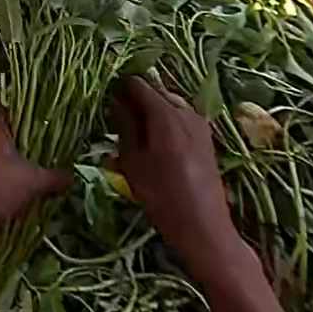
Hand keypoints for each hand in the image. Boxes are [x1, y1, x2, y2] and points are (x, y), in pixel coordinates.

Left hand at [0, 111, 68, 238]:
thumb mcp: (32, 181)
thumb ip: (55, 176)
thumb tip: (73, 175)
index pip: (18, 109)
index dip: (37, 117)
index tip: (54, 129)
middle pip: (11, 130)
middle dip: (29, 142)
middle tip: (51, 153)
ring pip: (1, 149)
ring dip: (17, 160)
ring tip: (38, 172)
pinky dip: (5, 172)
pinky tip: (18, 187)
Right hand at [113, 77, 236, 261]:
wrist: (205, 228)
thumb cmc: (162, 196)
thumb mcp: (133, 161)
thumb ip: (124, 125)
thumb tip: (116, 100)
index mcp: (164, 113)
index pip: (138, 83)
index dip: (120, 85)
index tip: (107, 96)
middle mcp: (184, 110)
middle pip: (155, 89)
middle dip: (136, 95)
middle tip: (118, 113)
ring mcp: (198, 122)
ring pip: (169, 100)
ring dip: (151, 106)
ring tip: (136, 127)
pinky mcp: (205, 135)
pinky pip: (180, 114)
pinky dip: (166, 117)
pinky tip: (156, 137)